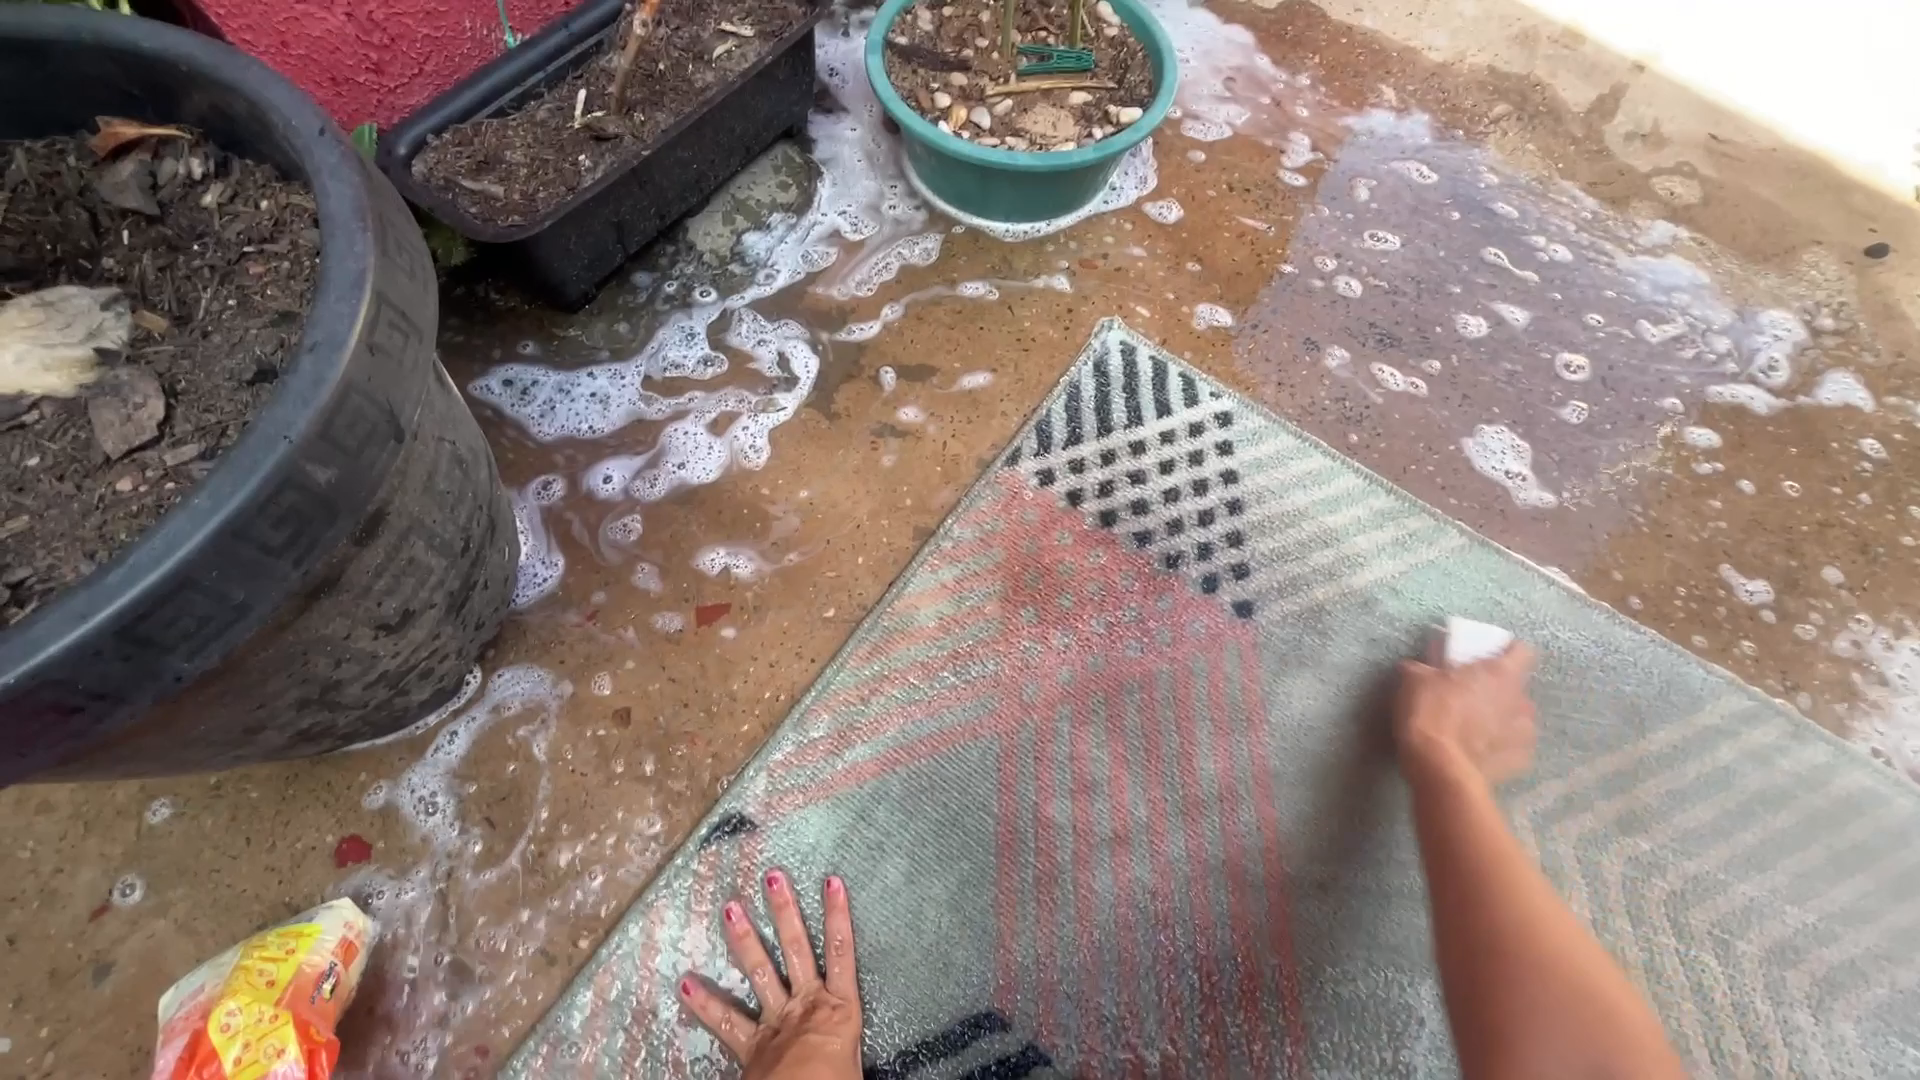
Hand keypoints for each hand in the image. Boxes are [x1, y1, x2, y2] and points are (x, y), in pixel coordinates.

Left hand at [679, 870, 861, 1079]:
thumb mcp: (855, 1063)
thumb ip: (848, 1045)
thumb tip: (847, 1052)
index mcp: (839, 1008)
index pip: (841, 952)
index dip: (838, 915)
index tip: (831, 881)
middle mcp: (807, 1004)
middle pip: (796, 949)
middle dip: (784, 911)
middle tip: (772, 876)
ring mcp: (776, 1021)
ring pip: (761, 972)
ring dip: (745, 938)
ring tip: (730, 907)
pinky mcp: (751, 1045)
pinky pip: (726, 1022)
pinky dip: (704, 1003)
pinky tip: (684, 984)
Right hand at [1395, 640, 1537, 787]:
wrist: (1440, 766)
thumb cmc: (1430, 713)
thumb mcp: (1413, 679)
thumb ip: (1423, 668)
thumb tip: (1421, 666)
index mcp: (1500, 673)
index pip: (1523, 651)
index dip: (1507, 651)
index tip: (1488, 656)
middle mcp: (1522, 700)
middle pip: (1515, 686)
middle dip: (1495, 689)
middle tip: (1467, 695)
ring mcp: (1526, 732)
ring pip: (1516, 717)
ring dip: (1499, 717)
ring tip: (1472, 727)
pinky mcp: (1522, 760)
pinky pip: (1512, 745)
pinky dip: (1498, 745)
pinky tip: (1476, 750)